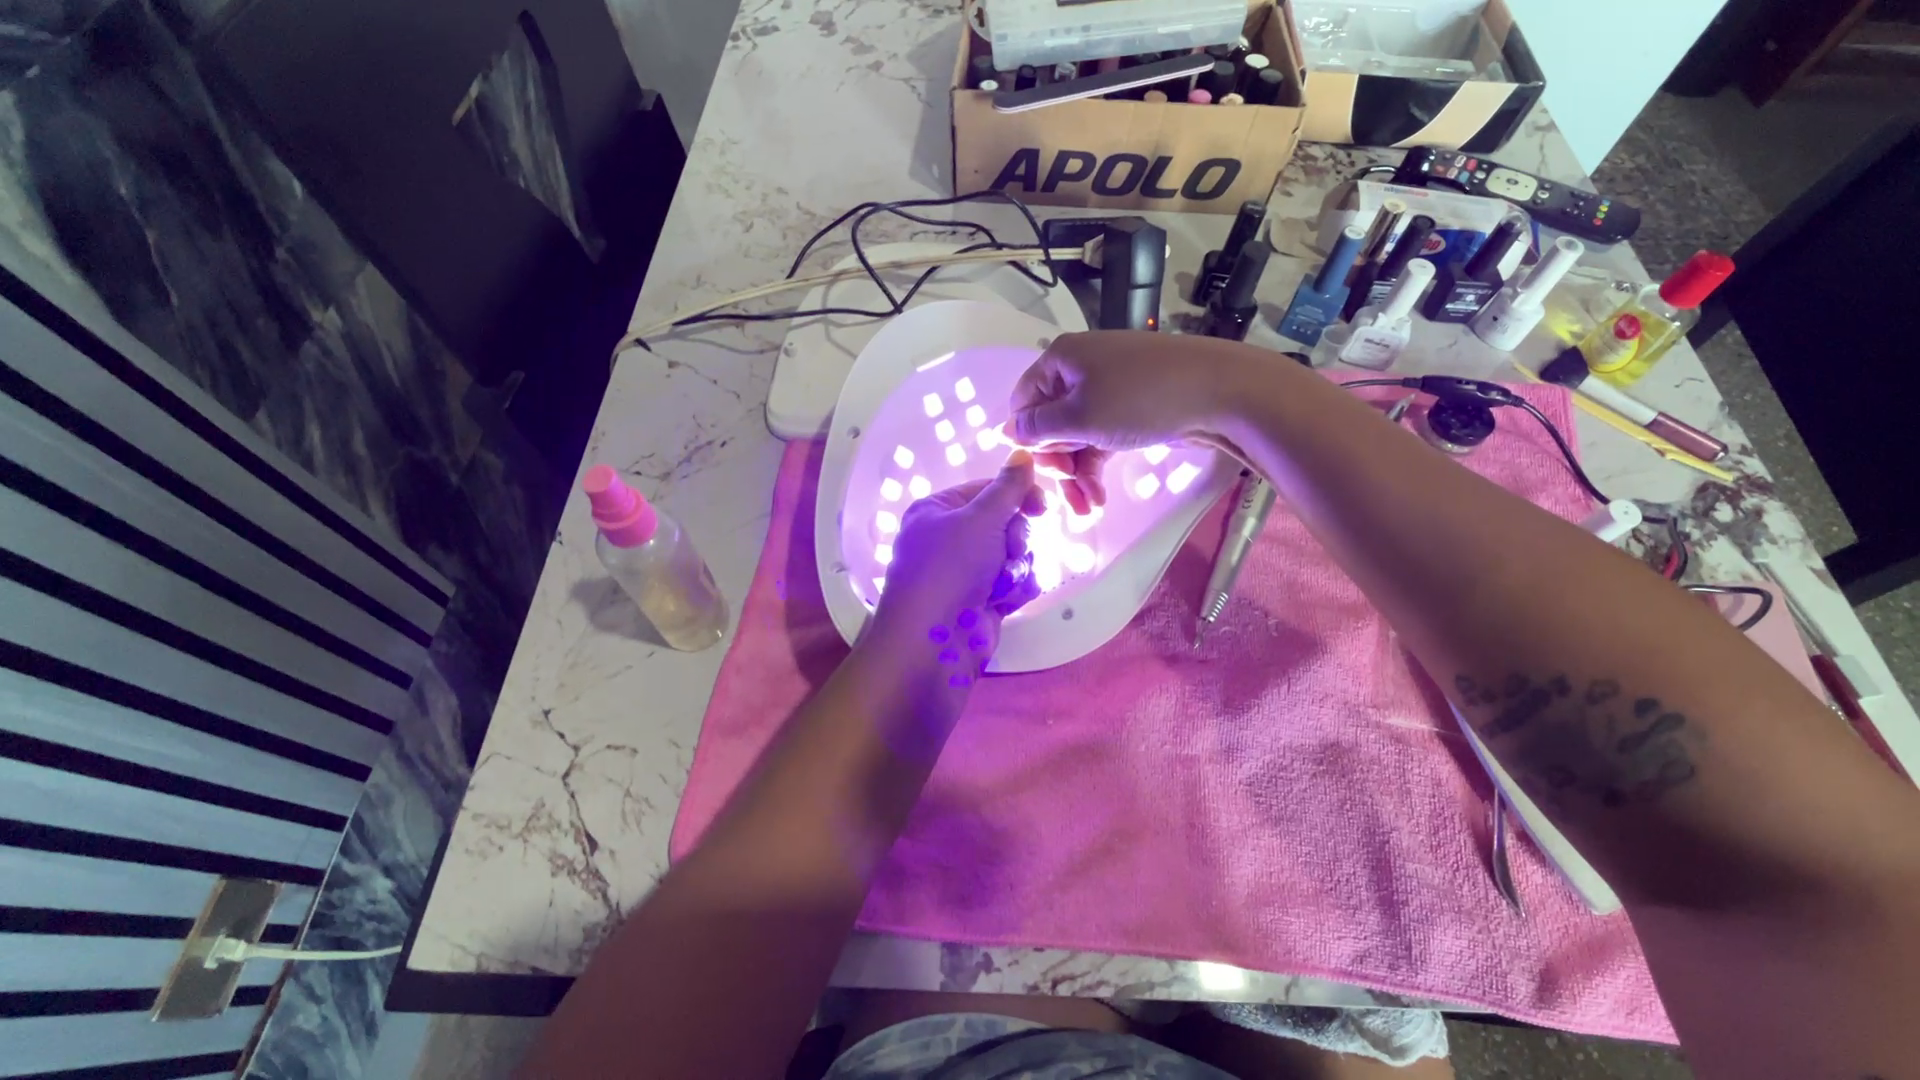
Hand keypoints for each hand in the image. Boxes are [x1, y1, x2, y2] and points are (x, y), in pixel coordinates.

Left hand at [872, 450, 1045, 671]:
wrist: (933, 643)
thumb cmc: (949, 569)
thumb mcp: (980, 519)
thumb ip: (1008, 488)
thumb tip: (1023, 453)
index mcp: (936, 511)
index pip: (987, 490)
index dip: (1017, 496)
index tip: (1041, 506)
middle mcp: (948, 539)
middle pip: (1005, 523)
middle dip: (1014, 540)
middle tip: (1006, 554)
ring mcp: (965, 572)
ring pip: (1014, 555)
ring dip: (1015, 568)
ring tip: (999, 585)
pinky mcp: (981, 601)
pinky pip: (1013, 582)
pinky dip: (1014, 590)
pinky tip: (1003, 602)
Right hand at [1006, 331, 1267, 513]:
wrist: (1219, 391)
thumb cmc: (1139, 400)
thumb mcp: (1079, 417)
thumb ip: (1038, 428)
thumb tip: (1009, 430)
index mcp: (1061, 359)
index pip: (1023, 401)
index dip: (1028, 439)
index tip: (1044, 470)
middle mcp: (1081, 369)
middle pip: (1050, 423)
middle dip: (1057, 464)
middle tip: (1071, 497)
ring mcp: (1109, 387)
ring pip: (1078, 435)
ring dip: (1077, 473)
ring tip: (1088, 509)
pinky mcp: (1132, 407)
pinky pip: (1102, 436)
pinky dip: (1097, 465)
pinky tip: (1099, 497)